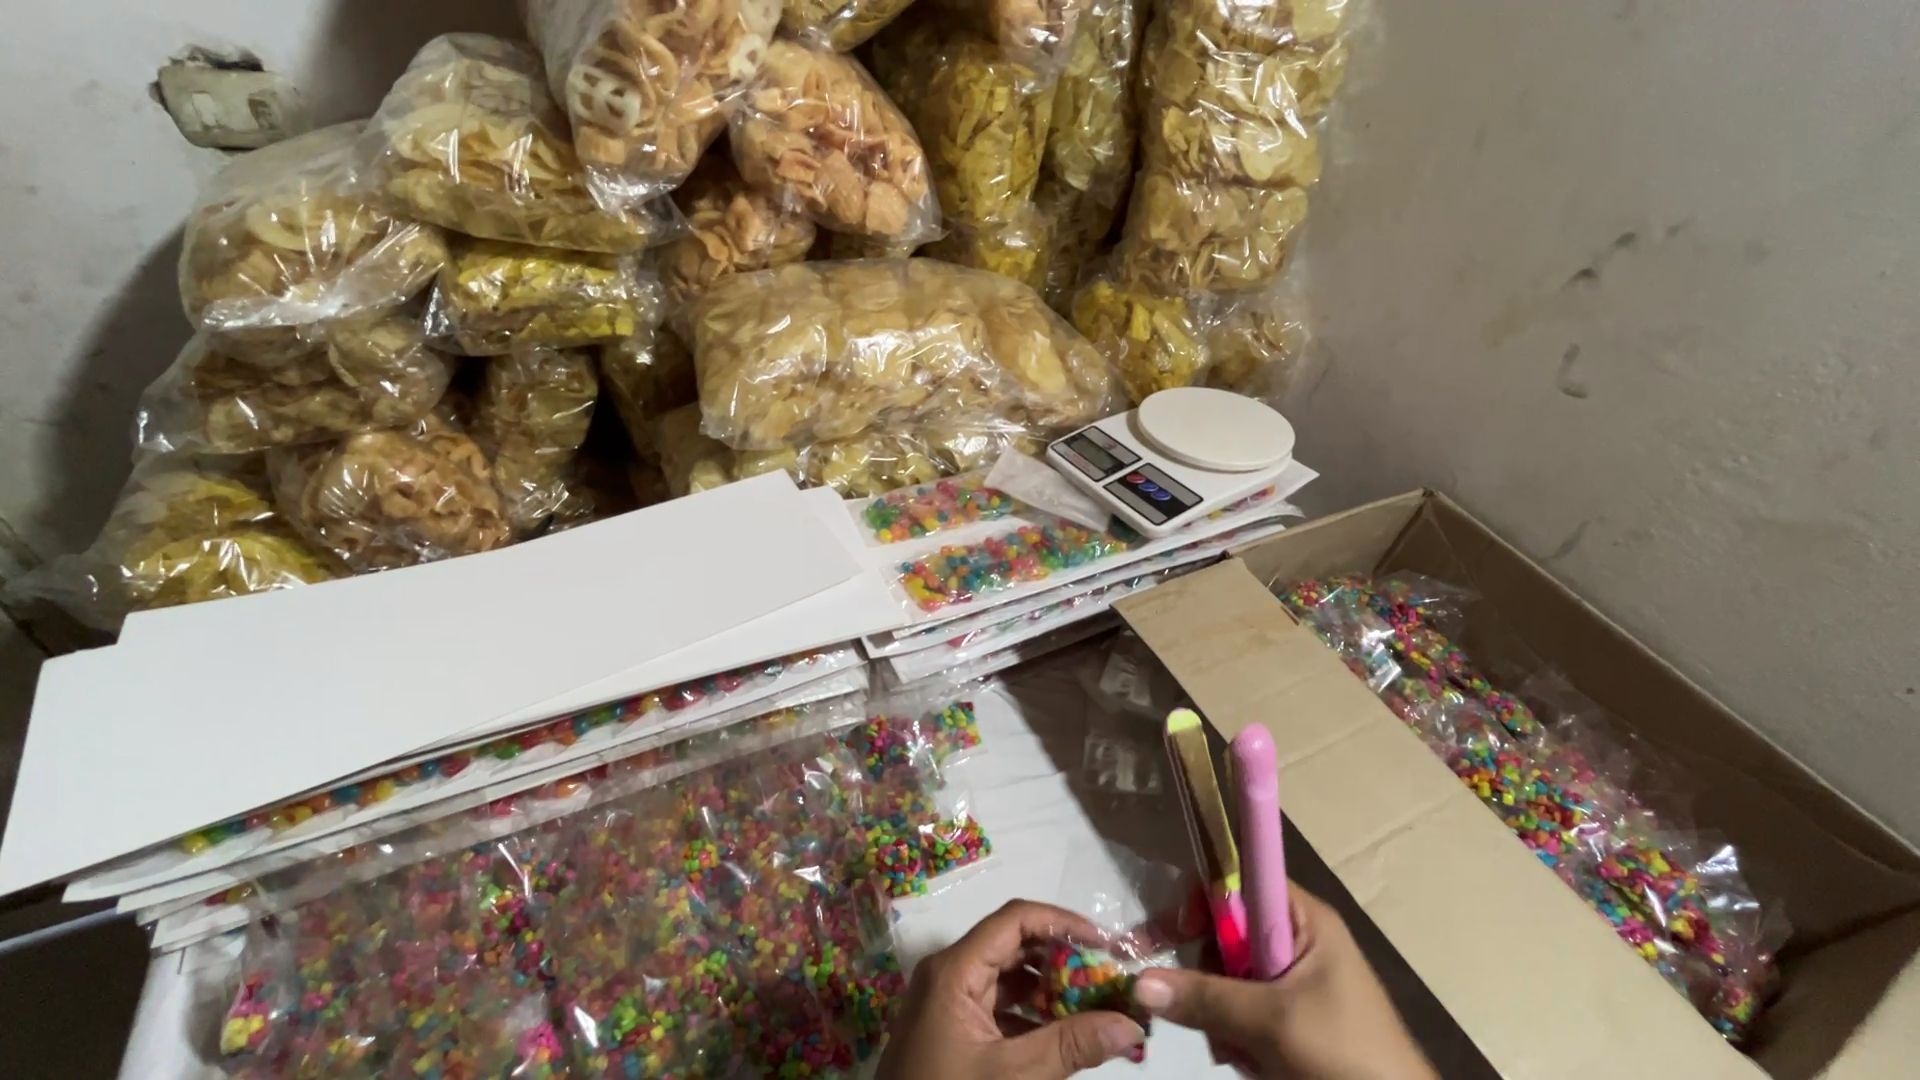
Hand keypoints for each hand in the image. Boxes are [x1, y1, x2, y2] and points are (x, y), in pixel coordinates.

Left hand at [876, 900, 1147, 1079]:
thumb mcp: (1012, 1076)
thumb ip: (1071, 1046)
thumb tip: (1130, 1024)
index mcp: (955, 969)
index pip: (1015, 920)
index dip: (1063, 923)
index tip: (1106, 943)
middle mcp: (950, 973)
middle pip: (1014, 945)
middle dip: (1064, 959)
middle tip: (1110, 976)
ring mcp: (950, 1001)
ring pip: (1009, 977)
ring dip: (1052, 989)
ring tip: (1098, 1004)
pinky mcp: (954, 1029)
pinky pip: (1000, 1006)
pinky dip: (1034, 1015)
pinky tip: (1068, 1033)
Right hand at [1132, 885, 1436, 1079]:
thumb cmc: (1346, 1055)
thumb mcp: (1273, 1023)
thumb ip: (1206, 999)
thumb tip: (1138, 983)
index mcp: (1303, 918)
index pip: (1238, 880)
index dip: (1202, 900)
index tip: (1172, 932)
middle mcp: (1296, 938)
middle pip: (1226, 933)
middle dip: (1210, 974)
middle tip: (1204, 1008)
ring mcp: (1295, 979)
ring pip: (1229, 976)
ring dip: (1222, 1013)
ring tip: (1236, 1050)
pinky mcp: (1292, 1014)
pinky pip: (1243, 1007)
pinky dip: (1236, 1034)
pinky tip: (1247, 1060)